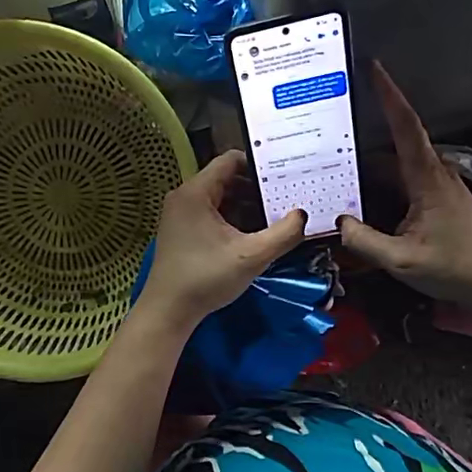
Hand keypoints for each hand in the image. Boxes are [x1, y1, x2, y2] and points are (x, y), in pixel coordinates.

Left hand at [137, 151, 306, 328]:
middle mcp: (184, 196)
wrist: (168, 311)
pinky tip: (253, 232)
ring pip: (220, 197)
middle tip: (286, 194)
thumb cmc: (206, 278)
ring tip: (275, 214)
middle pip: (226, 178)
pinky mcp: (181, 230)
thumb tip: (303, 215)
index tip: (284, 173)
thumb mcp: (252, 256)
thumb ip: (283, 233)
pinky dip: (232, 217)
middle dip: (256, 187)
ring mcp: (180, 214)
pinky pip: (211, 213)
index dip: (259, 164)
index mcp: (196, 192)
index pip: (230, 160)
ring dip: (246, 204)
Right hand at [337, 62, 471, 314]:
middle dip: (358, 147)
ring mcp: (439, 188)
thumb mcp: (401, 260)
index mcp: (427, 178)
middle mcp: (434, 174)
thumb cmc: (455, 269)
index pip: (405, 126)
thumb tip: (338, 221)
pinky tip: (359, 204)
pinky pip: (402, 185)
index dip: (388, 94)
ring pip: (394, 170)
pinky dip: (379, 189)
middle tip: (325, 145)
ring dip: (367, 173)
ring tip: (333, 178)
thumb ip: (363, 240)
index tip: (373, 67)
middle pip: (390, 150)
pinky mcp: (439, 202)